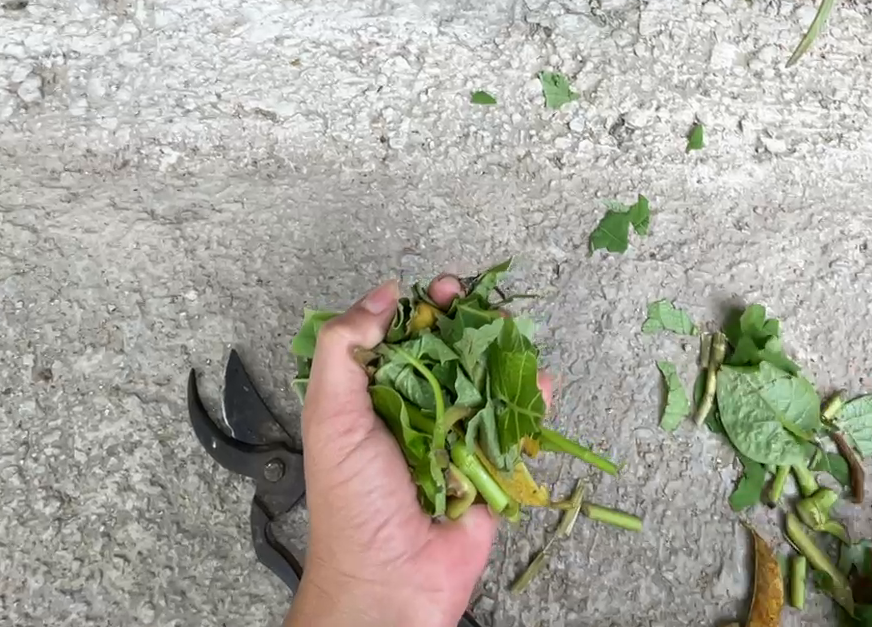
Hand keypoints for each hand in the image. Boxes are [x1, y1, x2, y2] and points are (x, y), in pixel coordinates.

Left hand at [288, 276, 540, 626]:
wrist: (391, 583)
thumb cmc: (352, 504)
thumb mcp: (331, 417)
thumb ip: (344, 351)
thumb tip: (382, 294)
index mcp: (380, 392)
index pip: (406, 332)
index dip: (426, 303)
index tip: (445, 288)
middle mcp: (422, 406)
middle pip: (454, 348)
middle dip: (474, 321)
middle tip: (486, 307)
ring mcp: (460, 432)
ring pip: (490, 378)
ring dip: (509, 353)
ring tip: (517, 339)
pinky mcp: (492, 461)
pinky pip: (517, 422)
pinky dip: (534, 400)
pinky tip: (540, 384)